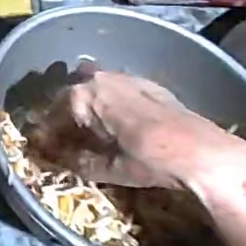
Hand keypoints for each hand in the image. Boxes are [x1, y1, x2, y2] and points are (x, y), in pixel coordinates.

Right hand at [27, 69, 245, 200]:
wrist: (201, 152)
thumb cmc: (149, 161)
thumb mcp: (107, 168)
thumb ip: (77, 160)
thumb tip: (58, 158)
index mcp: (84, 96)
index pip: (54, 113)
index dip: (47, 133)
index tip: (44, 147)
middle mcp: (101, 78)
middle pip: (73, 95)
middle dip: (66, 116)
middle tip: (66, 139)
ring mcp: (127, 77)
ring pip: (96, 88)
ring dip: (89, 106)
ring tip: (91, 131)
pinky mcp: (149, 84)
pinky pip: (119, 90)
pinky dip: (111, 103)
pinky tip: (119, 123)